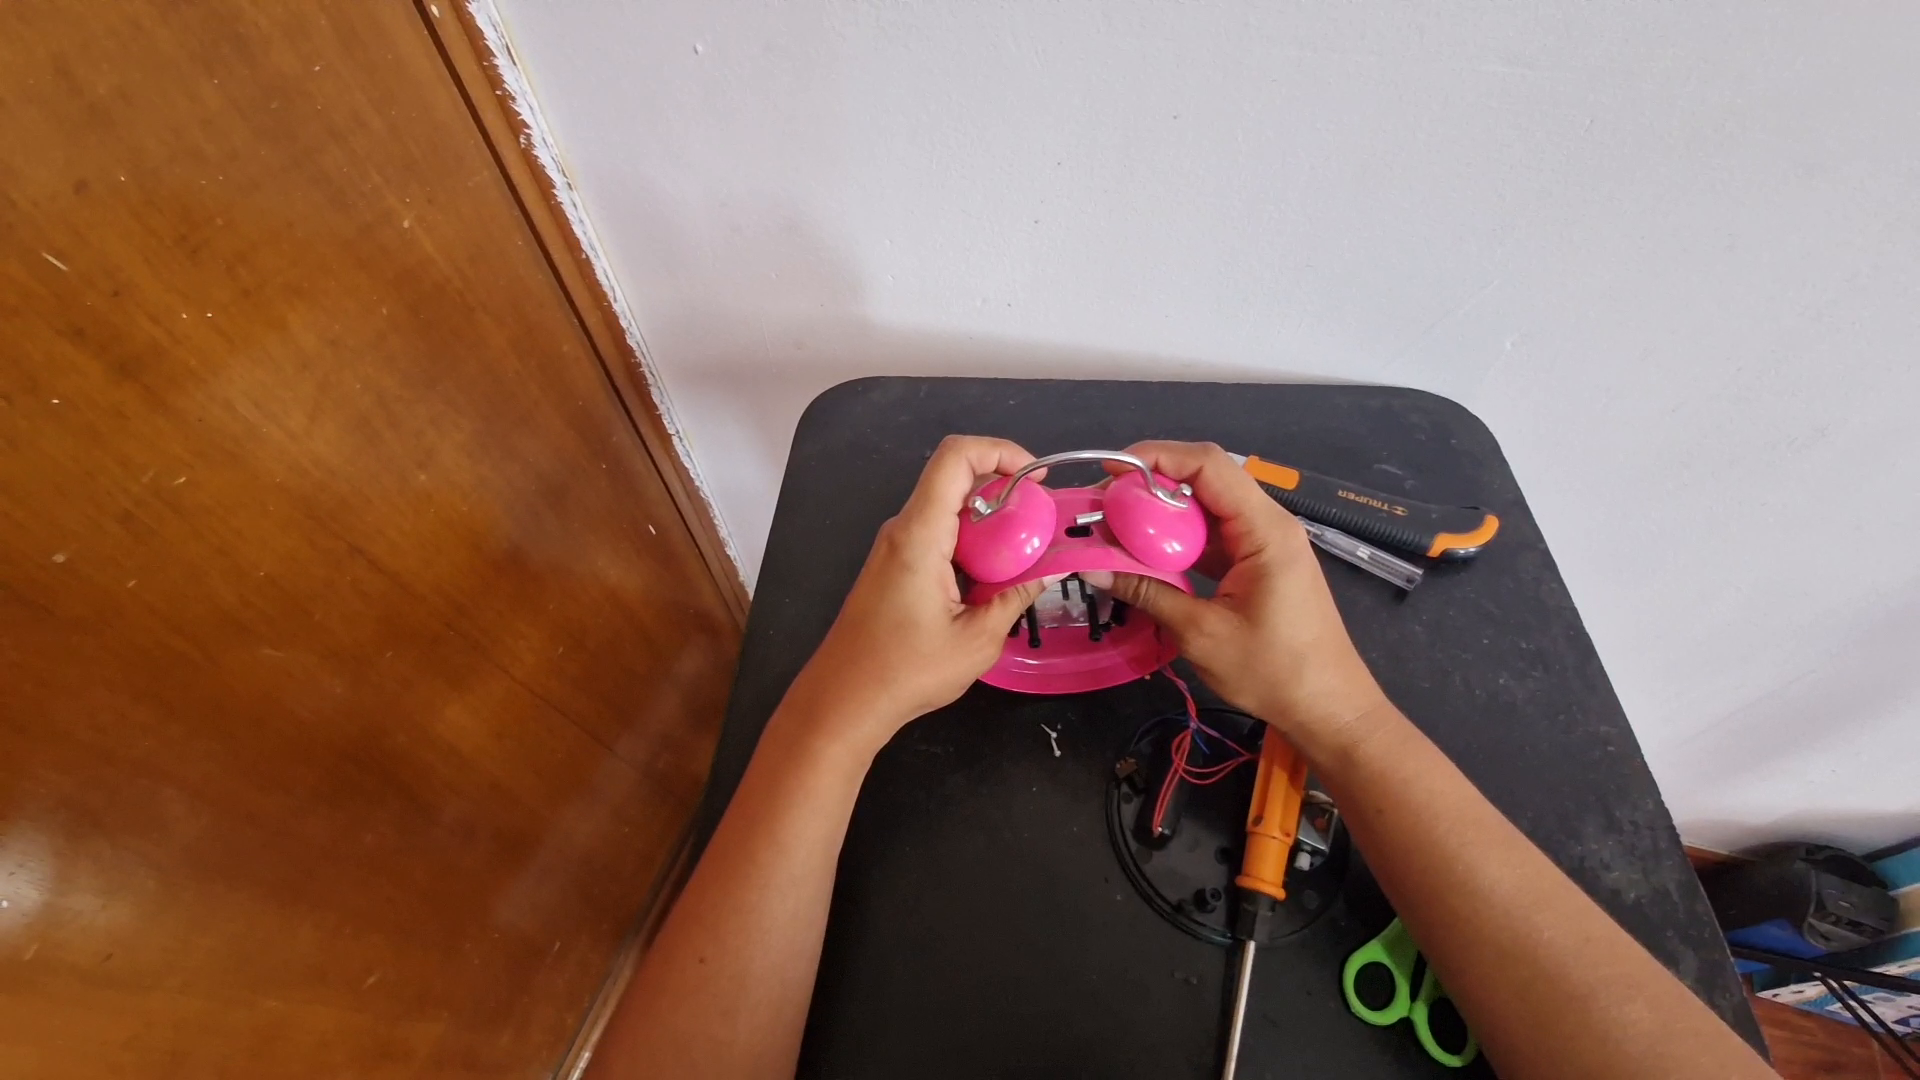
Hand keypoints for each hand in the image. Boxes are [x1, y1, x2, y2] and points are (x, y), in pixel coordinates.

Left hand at [785, 436, 1053, 751]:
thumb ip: (1016, 596)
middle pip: (955, 479)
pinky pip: (937, 534)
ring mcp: (894, 546)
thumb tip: (1050, 569)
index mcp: (919, 534)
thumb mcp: (977, 639)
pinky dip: (970, 542)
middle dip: (1004, 490)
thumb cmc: (906, 671)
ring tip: (1024, 555)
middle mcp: (903, 529)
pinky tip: (991, 577)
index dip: (1001, 451)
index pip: (956, 457)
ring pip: (948, 508)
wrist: (844, 700)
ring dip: (989, 521)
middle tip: (1040, 524)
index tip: (1036, 478)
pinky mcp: (893, 566)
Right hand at [1089, 441, 1390, 754]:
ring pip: (1206, 506)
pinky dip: (1176, 537)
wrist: (1328, 708)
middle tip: (1104, 501)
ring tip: (1115, 524)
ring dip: (1162, 511)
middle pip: (1206, 478)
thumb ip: (1146, 592)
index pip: (1208, 466)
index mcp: (1264, 530)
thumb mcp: (1201, 633)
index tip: (1111, 471)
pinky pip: (1211, 534)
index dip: (1157, 457)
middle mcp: (1267, 524)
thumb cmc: (1274, 671)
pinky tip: (1144, 551)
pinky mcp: (1255, 562)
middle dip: (1152, 482)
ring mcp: (1262, 542)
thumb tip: (1091, 569)